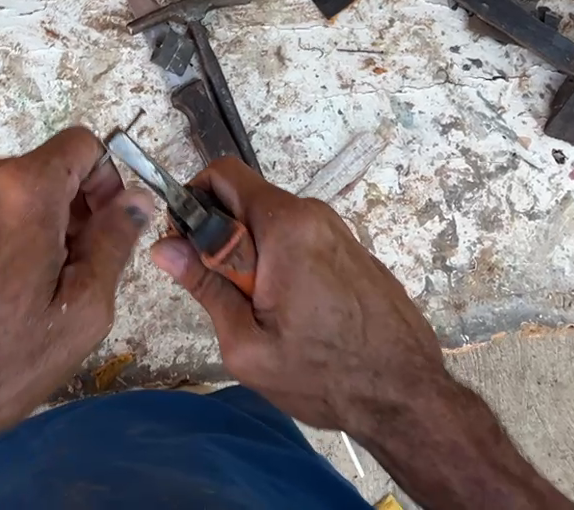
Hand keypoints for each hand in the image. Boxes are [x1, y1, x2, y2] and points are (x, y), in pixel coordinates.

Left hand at [0, 126, 155, 462]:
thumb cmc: (1, 357)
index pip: (83, 143)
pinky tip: (0, 287)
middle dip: (74, 208)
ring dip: (41, 222)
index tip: (105, 228)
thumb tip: (135, 199)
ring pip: (18, 188)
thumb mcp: (82, 308)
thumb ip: (114, 241)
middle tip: (74, 271)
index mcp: (24, 187)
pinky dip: (7, 230)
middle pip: (50, 167)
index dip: (106, 179)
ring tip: (35, 288)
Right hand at [150, 159, 573, 509]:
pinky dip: (282, 262)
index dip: (194, 200)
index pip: (223, 173)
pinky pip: (299, 239)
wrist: (411, 400)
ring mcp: (337, 230)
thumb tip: (163, 247)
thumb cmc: (324, 375)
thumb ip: (205, 286)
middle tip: (226, 292)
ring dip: (252, 254)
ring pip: (271, 223)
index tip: (188, 246)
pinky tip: (296, 313)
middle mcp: (313, 214)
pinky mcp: (351, 249)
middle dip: (223, 237)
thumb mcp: (247, 343)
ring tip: (263, 311)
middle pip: (245, 200)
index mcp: (285, 225)